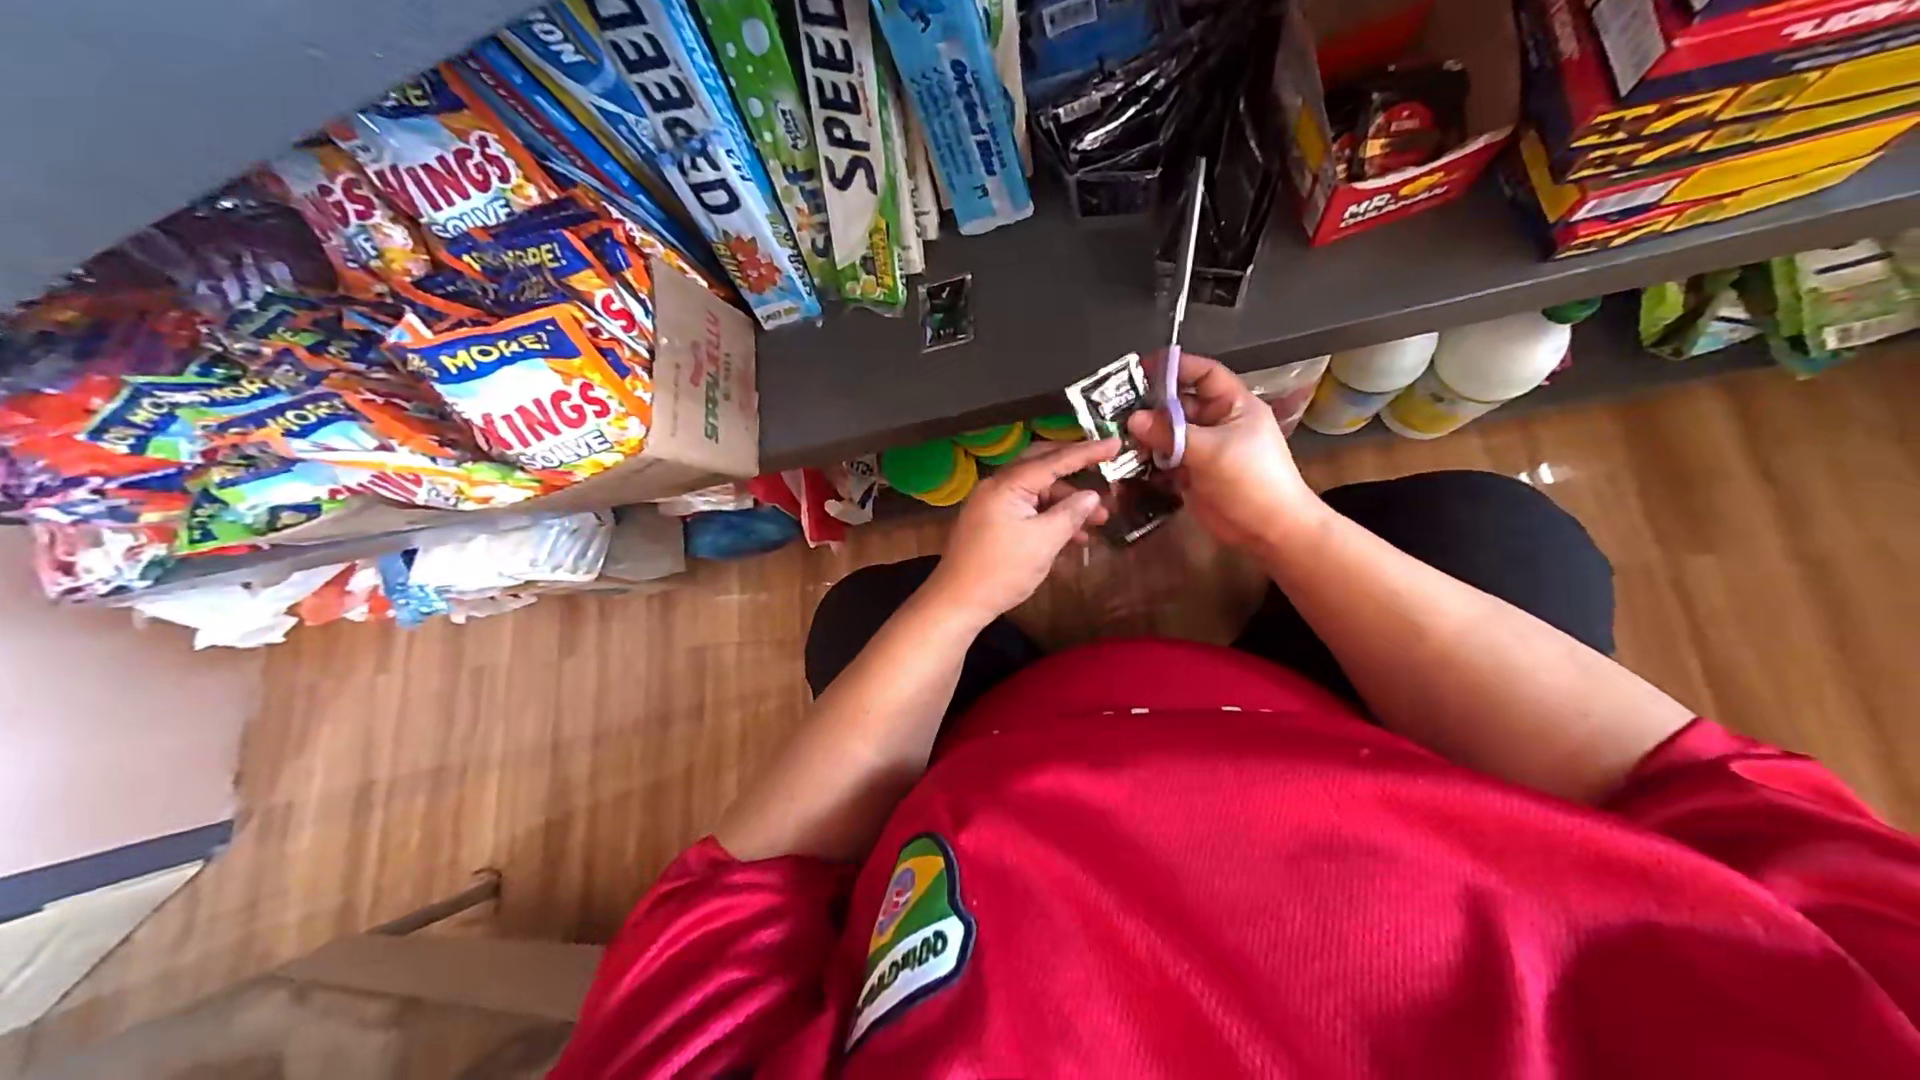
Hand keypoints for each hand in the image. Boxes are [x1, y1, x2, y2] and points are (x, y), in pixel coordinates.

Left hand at [921, 438, 1119, 627]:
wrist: (957, 602)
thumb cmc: (1001, 571)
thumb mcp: (1044, 542)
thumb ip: (1070, 513)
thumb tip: (1092, 495)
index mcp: (1007, 484)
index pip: (1054, 460)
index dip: (1088, 452)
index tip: (1115, 443)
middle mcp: (997, 486)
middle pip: (1042, 467)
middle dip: (1076, 471)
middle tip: (1106, 469)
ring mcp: (992, 503)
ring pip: (1036, 491)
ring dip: (1066, 502)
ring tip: (1099, 519)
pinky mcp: (991, 522)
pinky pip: (1026, 509)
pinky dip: (1049, 517)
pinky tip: (1073, 535)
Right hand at [1126, 352, 1322, 553]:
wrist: (1269, 530)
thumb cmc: (1251, 480)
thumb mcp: (1212, 450)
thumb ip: (1170, 433)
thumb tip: (1133, 419)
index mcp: (1233, 405)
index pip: (1204, 374)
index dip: (1176, 367)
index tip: (1141, 368)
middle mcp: (1216, 422)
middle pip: (1179, 405)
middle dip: (1151, 406)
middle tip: (1116, 408)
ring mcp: (1203, 449)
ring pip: (1168, 434)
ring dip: (1146, 436)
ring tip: (1116, 436)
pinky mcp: (1191, 474)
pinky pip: (1165, 460)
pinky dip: (1148, 460)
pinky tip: (1126, 460)